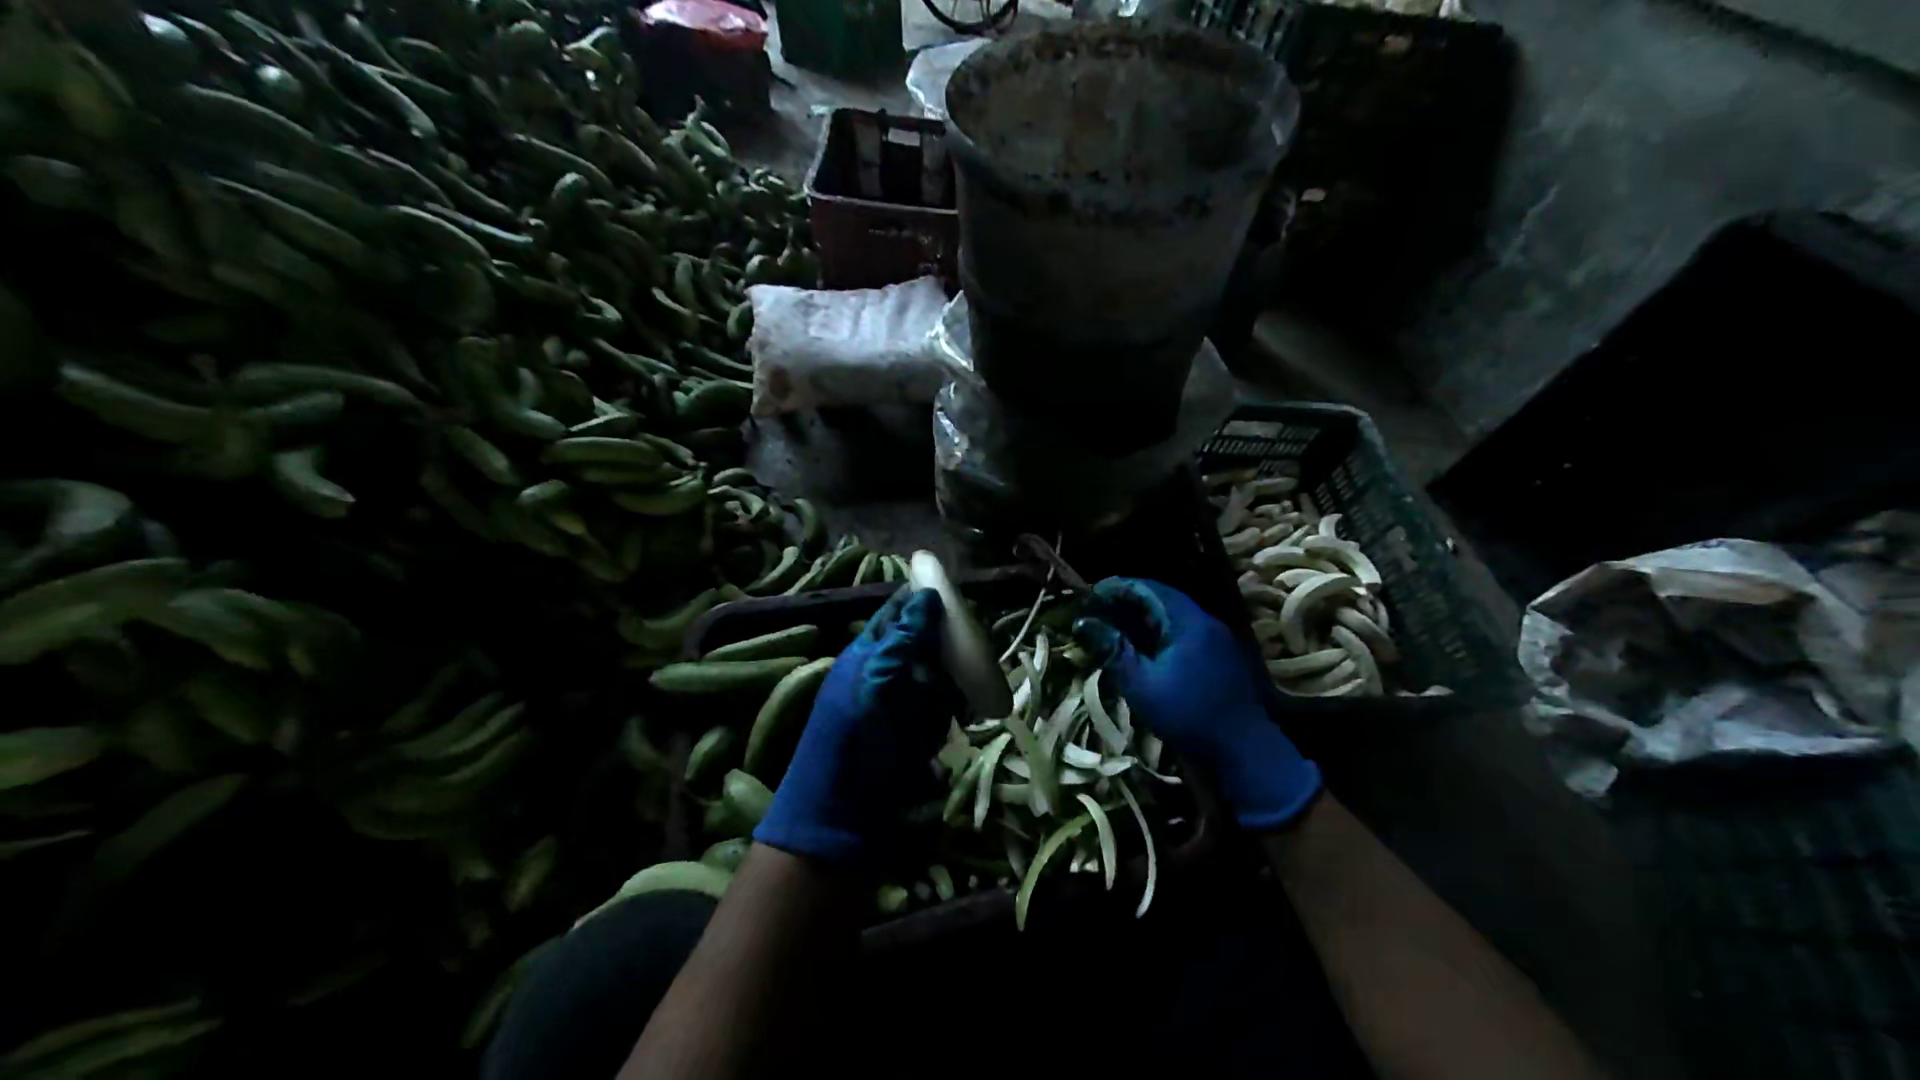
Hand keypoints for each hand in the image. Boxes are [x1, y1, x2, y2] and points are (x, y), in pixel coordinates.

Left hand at [754, 588, 952, 864]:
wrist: (843, 819)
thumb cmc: (850, 743)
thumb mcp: (874, 683)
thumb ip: (901, 640)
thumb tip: (926, 595)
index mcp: (867, 656)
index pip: (898, 614)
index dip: (923, 601)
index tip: (957, 593)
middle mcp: (887, 674)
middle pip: (926, 642)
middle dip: (949, 642)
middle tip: (974, 641)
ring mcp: (905, 705)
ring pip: (940, 673)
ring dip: (956, 676)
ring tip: (973, 678)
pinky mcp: (921, 733)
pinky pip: (946, 707)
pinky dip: (957, 706)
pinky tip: (966, 710)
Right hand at [1072, 578, 1320, 830]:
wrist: (1244, 752)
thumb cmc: (1187, 714)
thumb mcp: (1141, 683)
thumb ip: (1111, 648)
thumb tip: (1081, 622)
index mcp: (1188, 621)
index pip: (1147, 588)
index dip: (1115, 588)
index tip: (1088, 596)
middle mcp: (1204, 622)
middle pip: (1160, 598)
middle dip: (1126, 601)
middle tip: (1096, 610)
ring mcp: (1215, 640)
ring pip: (1172, 616)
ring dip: (1141, 618)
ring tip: (1112, 627)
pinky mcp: (1218, 658)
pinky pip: (1182, 633)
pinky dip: (1156, 633)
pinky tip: (1141, 648)